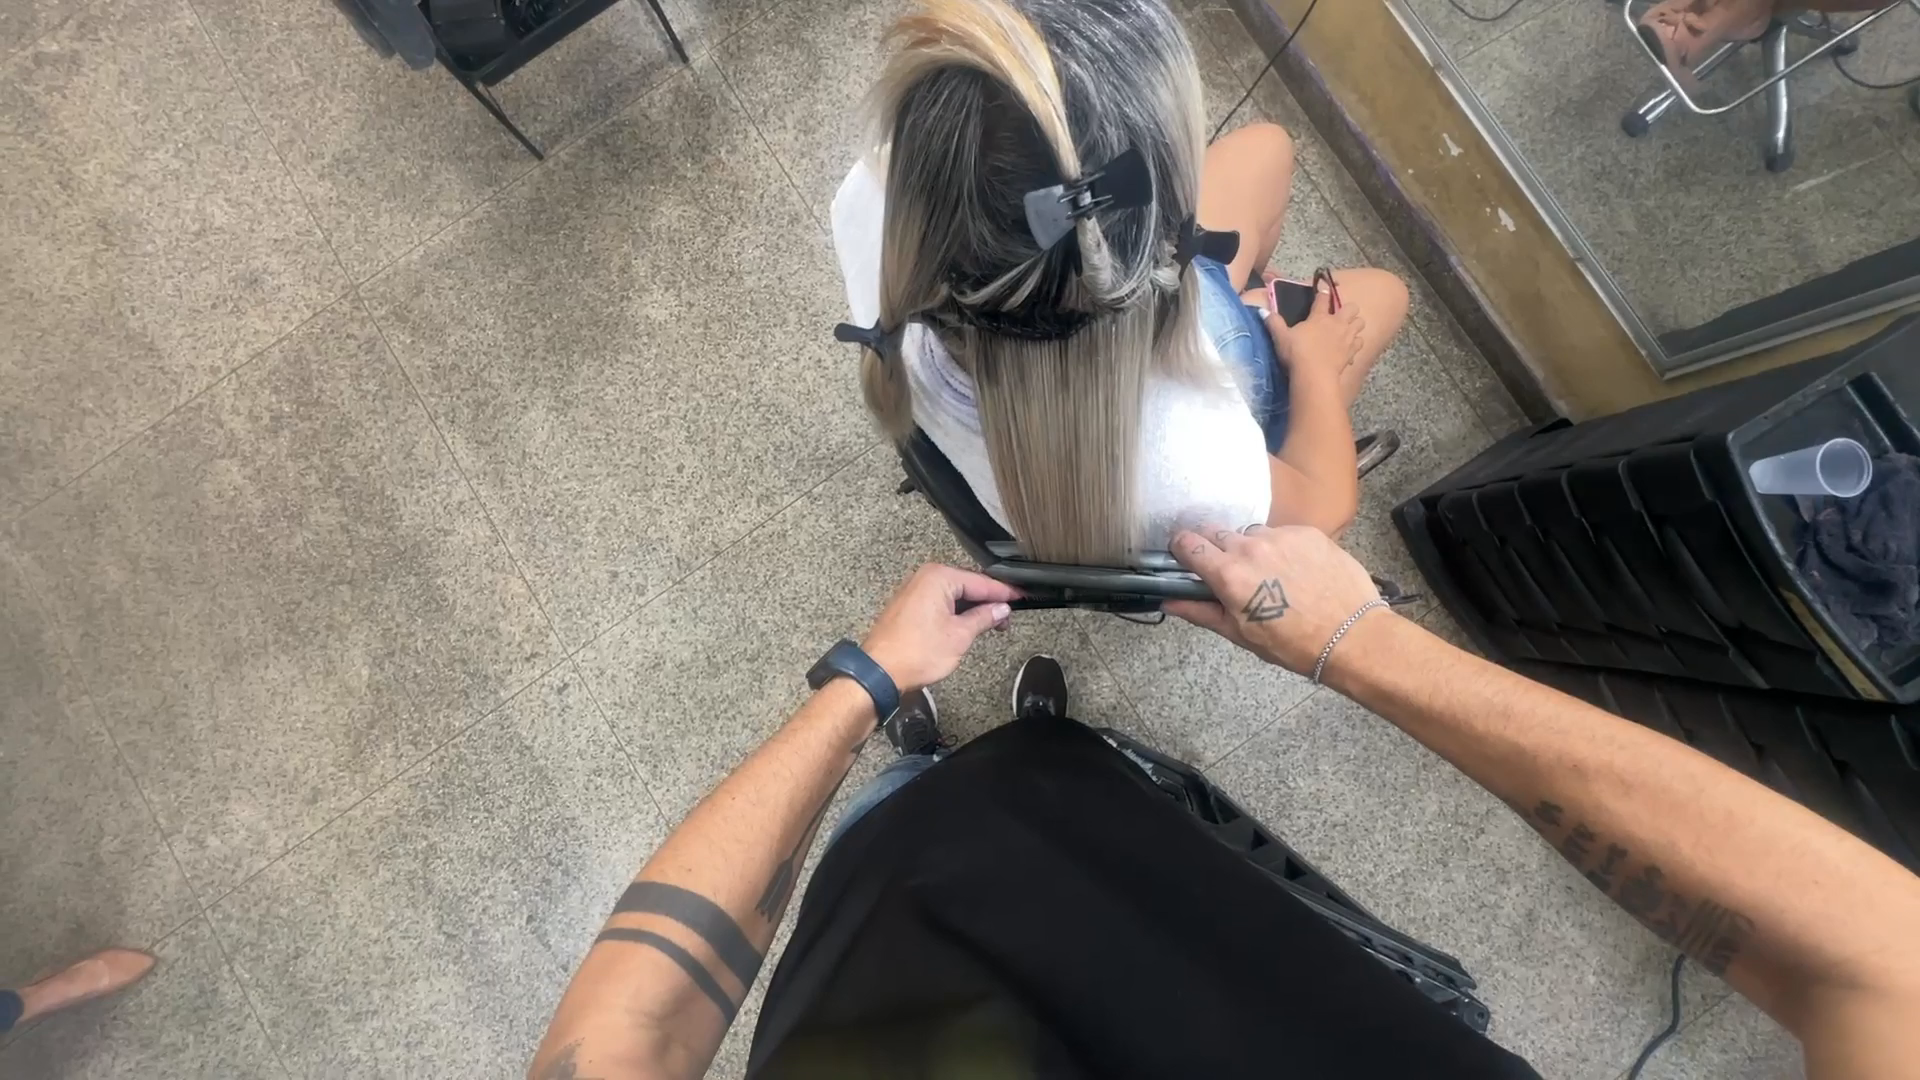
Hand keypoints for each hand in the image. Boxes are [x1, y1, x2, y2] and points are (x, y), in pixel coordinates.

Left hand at [862, 564, 1019, 692]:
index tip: (1019, 598)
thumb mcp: (960, 635)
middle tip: (1008, 616)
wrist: (880, 672)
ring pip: (953, 595)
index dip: (1003, 593)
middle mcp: (924, 578)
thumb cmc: (913, 653)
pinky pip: (939, 602)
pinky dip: (955, 612)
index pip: (981, 582)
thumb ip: (984, 618)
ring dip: (972, 609)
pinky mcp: (909, 605)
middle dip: (988, 601)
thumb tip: (1000, 610)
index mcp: (939, 577)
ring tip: (992, 624)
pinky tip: (967, 624)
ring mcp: (915, 591)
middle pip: (967, 585)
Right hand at [1163, 524, 1386, 675]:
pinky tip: (1294, 570)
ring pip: (1249, 533)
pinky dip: (1280, 547)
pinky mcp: (1307, 533)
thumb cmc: (1293, 644)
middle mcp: (1251, 548)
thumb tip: (1168, 602)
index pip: (1187, 542)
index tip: (1184, 557)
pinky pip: (1281, 533)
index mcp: (1228, 575)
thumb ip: (1199, 612)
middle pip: (1214, 531)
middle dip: (1212, 548)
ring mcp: (1281, 537)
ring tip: (1267, 573)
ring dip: (1248, 548)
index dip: (1181, 549)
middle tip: (1226, 570)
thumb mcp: (1239, 633)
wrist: (1353, 637)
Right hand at [1264, 277, 1363, 381]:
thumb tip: (1262, 311)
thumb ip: (1273, 323)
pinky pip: (1360, 342)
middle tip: (1340, 316)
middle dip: (1348, 309)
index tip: (1322, 291)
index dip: (1322, 293)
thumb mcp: (1280, 338)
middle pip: (1352, 307)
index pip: (1322, 299)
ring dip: (1355, 324)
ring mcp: (1347, 336)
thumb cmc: (1296, 353)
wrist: (1314, 374)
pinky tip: (1349, 347)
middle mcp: (1337, 323)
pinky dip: (1356, 343)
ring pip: (1361, 322)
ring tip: (1348, 329)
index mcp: (1319, 317)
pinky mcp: (1352, 351)